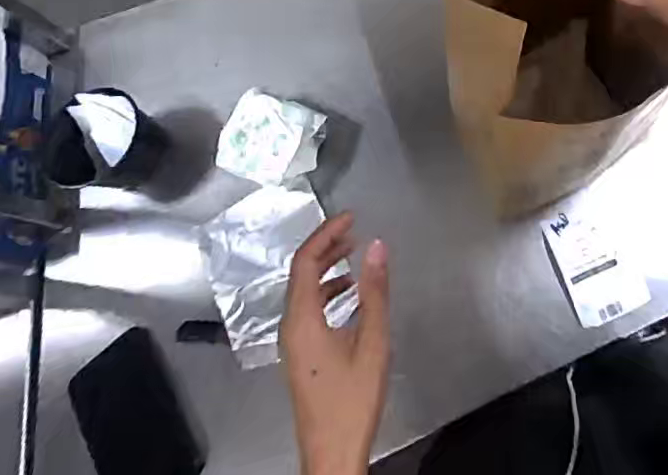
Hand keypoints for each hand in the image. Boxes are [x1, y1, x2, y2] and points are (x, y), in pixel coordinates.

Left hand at [280, 213, 390, 474]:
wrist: (332, 455)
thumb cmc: (352, 399)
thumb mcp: (372, 341)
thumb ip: (374, 291)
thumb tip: (377, 246)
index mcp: (302, 318)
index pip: (305, 260)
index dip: (326, 232)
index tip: (350, 217)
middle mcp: (290, 324)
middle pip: (301, 271)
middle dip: (326, 244)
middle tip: (353, 228)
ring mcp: (293, 340)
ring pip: (304, 289)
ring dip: (327, 266)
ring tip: (354, 252)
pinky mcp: (300, 352)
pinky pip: (308, 306)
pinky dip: (327, 289)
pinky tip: (349, 292)